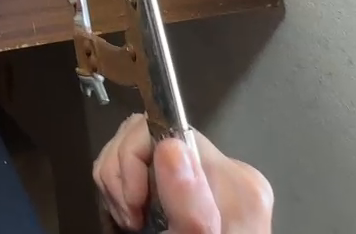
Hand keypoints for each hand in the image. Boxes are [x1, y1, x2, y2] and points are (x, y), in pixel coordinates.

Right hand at [93, 114, 272, 232]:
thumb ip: (191, 209)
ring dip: (115, 183)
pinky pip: (127, 158)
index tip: (136, 211)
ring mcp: (201, 174)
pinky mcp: (177, 180)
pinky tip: (128, 215)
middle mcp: (226, 170)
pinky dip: (116, 185)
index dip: (136, 161)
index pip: (172, 134)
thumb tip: (170, 147)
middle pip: (147, 134)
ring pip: (131, 143)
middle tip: (128, 219)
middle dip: (122, 174)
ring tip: (127, 221)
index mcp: (240, 184)